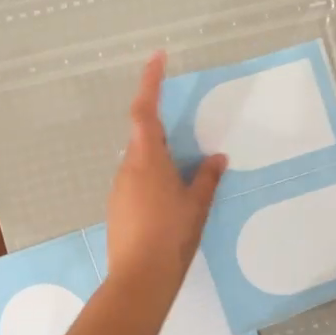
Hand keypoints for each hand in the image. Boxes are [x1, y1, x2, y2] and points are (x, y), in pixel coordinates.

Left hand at [105, 51, 225, 282]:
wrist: (140, 277)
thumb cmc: (172, 234)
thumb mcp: (197, 204)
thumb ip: (207, 178)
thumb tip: (217, 158)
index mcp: (147, 159)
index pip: (145, 110)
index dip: (150, 82)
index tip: (157, 57)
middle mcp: (128, 168)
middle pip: (142, 136)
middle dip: (161, 128)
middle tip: (185, 131)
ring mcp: (119, 189)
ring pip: (140, 162)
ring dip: (160, 160)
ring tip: (185, 178)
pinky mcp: (118, 208)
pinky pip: (138, 183)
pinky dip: (154, 181)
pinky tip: (171, 204)